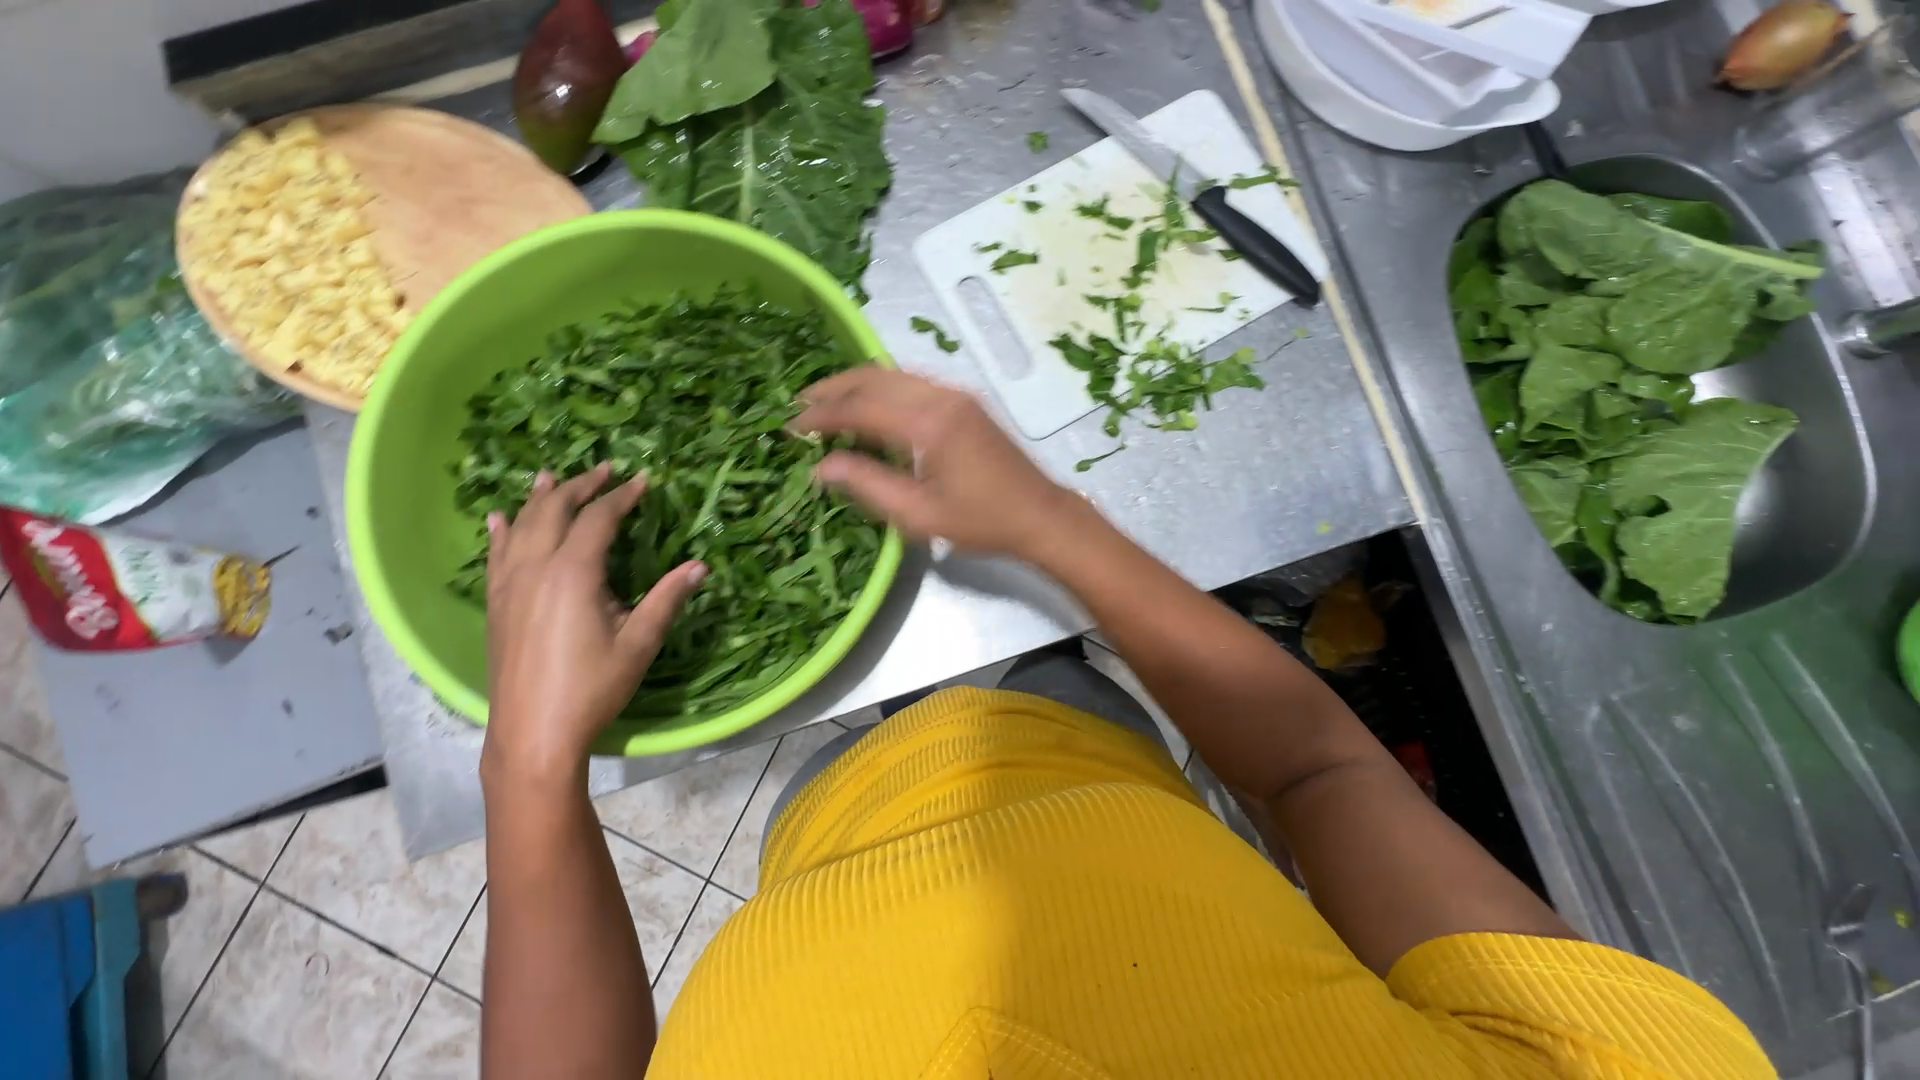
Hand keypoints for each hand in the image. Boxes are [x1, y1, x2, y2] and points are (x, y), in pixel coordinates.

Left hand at [481, 463, 706, 787]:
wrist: (534, 732)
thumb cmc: (593, 688)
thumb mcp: (639, 643)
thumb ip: (667, 599)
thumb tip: (700, 566)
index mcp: (573, 573)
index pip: (598, 518)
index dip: (621, 496)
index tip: (642, 480)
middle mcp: (536, 567)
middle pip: (555, 510)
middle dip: (581, 486)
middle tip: (604, 470)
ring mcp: (509, 584)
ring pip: (521, 526)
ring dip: (539, 498)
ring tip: (550, 476)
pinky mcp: (496, 603)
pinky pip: (496, 554)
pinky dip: (501, 531)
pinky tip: (499, 519)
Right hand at [794, 367, 1086, 559]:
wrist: (1041, 515)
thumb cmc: (982, 522)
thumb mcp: (918, 515)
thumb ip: (867, 485)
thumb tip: (821, 467)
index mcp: (929, 424)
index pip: (860, 406)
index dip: (820, 416)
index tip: (791, 429)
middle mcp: (942, 396)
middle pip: (874, 377)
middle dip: (833, 389)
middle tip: (799, 406)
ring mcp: (957, 394)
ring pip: (893, 374)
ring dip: (856, 386)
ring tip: (825, 405)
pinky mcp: (965, 401)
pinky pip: (912, 382)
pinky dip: (881, 390)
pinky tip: (867, 411)